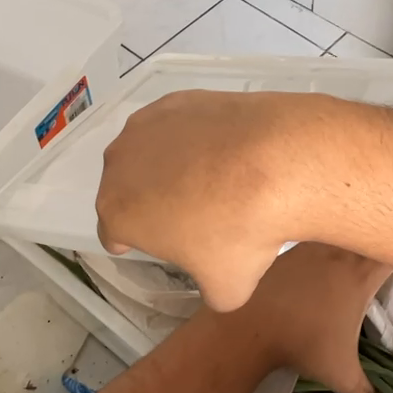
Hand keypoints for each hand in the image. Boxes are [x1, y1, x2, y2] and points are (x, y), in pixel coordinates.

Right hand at [97, 91, 349, 310]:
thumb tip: (220, 288)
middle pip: (126, 187)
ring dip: (169, 165)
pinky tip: (225, 149)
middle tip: (189, 216)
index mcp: (117, 211)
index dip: (134, 241)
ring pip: (149, 151)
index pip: (113, 231)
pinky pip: (179, 125)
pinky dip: (195, 136)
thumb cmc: (242, 232)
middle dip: (150, 201)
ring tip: (210, 179)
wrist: (279, 162)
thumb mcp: (226, 289)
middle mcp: (120, 163)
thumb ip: (211, 293)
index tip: (156, 244)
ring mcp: (148, 124)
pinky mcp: (181, 99)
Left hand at [232, 242, 391, 392]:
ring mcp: (316, 245)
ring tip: (360, 246)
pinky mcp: (293, 245)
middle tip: (389, 250)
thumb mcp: (339, 373)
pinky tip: (325, 256)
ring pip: (344, 226)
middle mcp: (342, 252)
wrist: (250, 325)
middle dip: (383, 238)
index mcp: (361, 276)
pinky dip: (328, 236)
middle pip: (372, 231)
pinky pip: (319, 231)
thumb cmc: (301, 344)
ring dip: (354, 235)